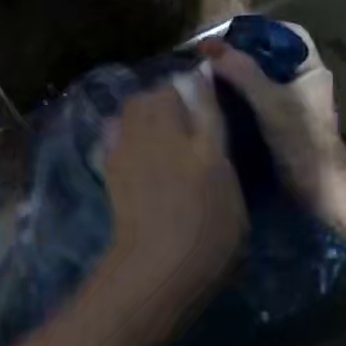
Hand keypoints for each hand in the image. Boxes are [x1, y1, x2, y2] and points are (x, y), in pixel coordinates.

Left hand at [101, 70, 245, 287]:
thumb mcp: (233, 200)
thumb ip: (221, 161)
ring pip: (135, 106)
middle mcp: (169, 139)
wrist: (157, 265)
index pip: (203, 99)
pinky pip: (114, 128)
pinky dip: (122, 127)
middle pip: (163, 94)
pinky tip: (129, 140)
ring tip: (152, 120)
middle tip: (179, 107)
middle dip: (170, 93)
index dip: (202, 84)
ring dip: (145, 105)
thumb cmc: (209, 241)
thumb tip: (213, 139)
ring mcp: (136, 149)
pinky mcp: (112, 164)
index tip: (203, 79)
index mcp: (207, 147)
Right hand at [204, 23, 345, 220]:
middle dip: (243, 55)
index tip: (228, 35)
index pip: (288, 33)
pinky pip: (260, 102)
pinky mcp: (285, 126)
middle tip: (211, 57)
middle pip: (272, 57)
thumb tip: (209, 46)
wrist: (322, 190)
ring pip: (264, 80)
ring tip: (210, 77)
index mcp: (312, 69)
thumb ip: (242, 72)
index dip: (260, 29)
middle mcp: (306, 83)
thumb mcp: (270, 101)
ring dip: (240, 78)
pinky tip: (220, 103)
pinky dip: (242, 99)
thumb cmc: (302, 141)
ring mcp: (296, 106)